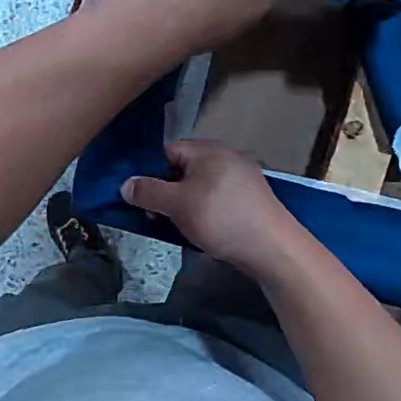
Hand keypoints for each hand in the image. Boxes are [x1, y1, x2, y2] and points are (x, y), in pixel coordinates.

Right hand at [120, 139, 309, 276]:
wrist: (275, 251)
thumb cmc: (221, 218)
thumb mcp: (176, 204)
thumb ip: (146, 191)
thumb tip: (125, 185)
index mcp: (207, 150)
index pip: (165, 151)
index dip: (147, 171)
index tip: (137, 195)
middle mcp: (224, 157)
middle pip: (179, 170)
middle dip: (163, 192)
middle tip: (152, 215)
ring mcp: (239, 179)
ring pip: (196, 187)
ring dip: (180, 205)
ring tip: (173, 226)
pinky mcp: (248, 201)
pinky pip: (213, 200)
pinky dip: (201, 212)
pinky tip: (198, 231)